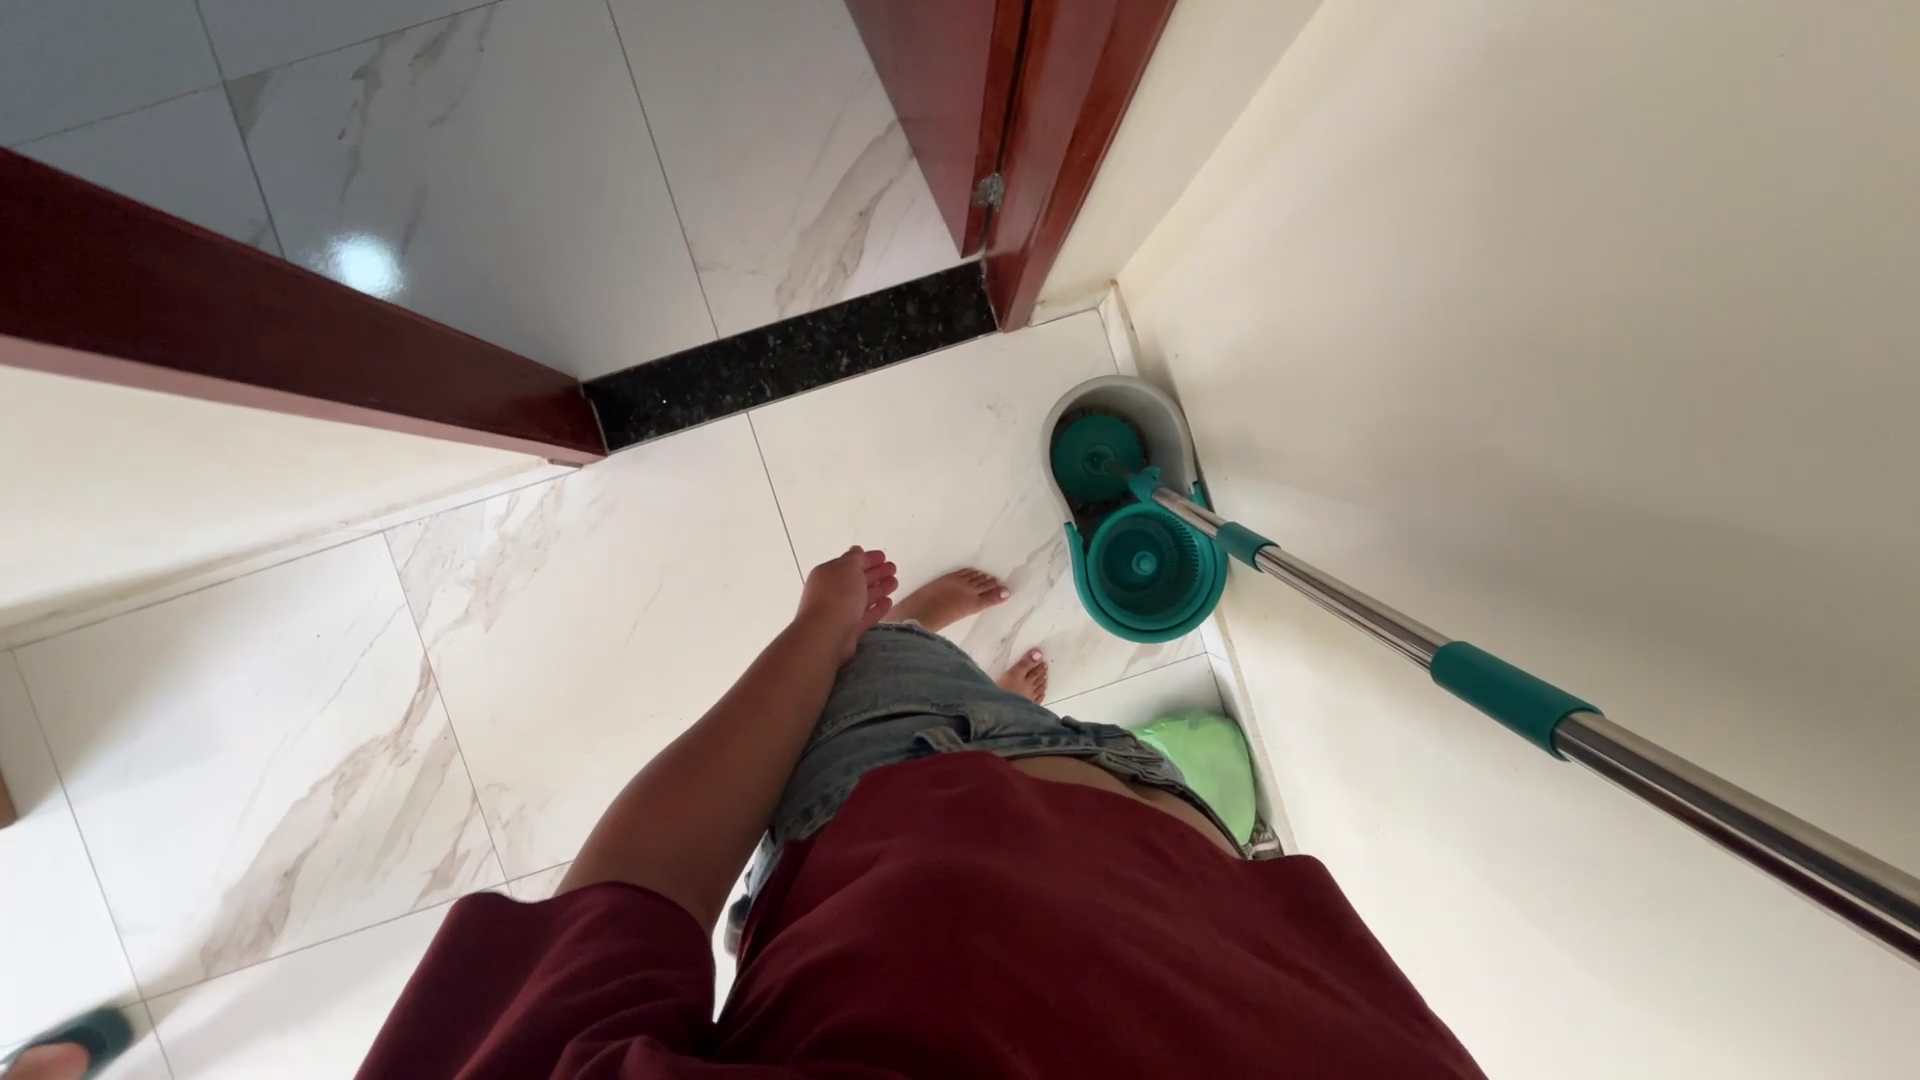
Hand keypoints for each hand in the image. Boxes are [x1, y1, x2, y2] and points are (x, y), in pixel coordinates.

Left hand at [796, 547, 897, 660]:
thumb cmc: (837, 595)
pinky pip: (865, 615)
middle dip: (876, 573)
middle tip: (894, 568)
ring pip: (862, 597)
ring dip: (879, 589)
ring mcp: (839, 612)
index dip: (868, 558)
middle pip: (857, 580)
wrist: (826, 635)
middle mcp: (831, 592)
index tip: (884, 556)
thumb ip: (854, 558)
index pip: (850, 563)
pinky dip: (877, 608)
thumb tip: (856, 551)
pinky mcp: (848, 630)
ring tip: (895, 583)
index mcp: (828, 574)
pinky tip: (888, 602)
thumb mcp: (847, 568)